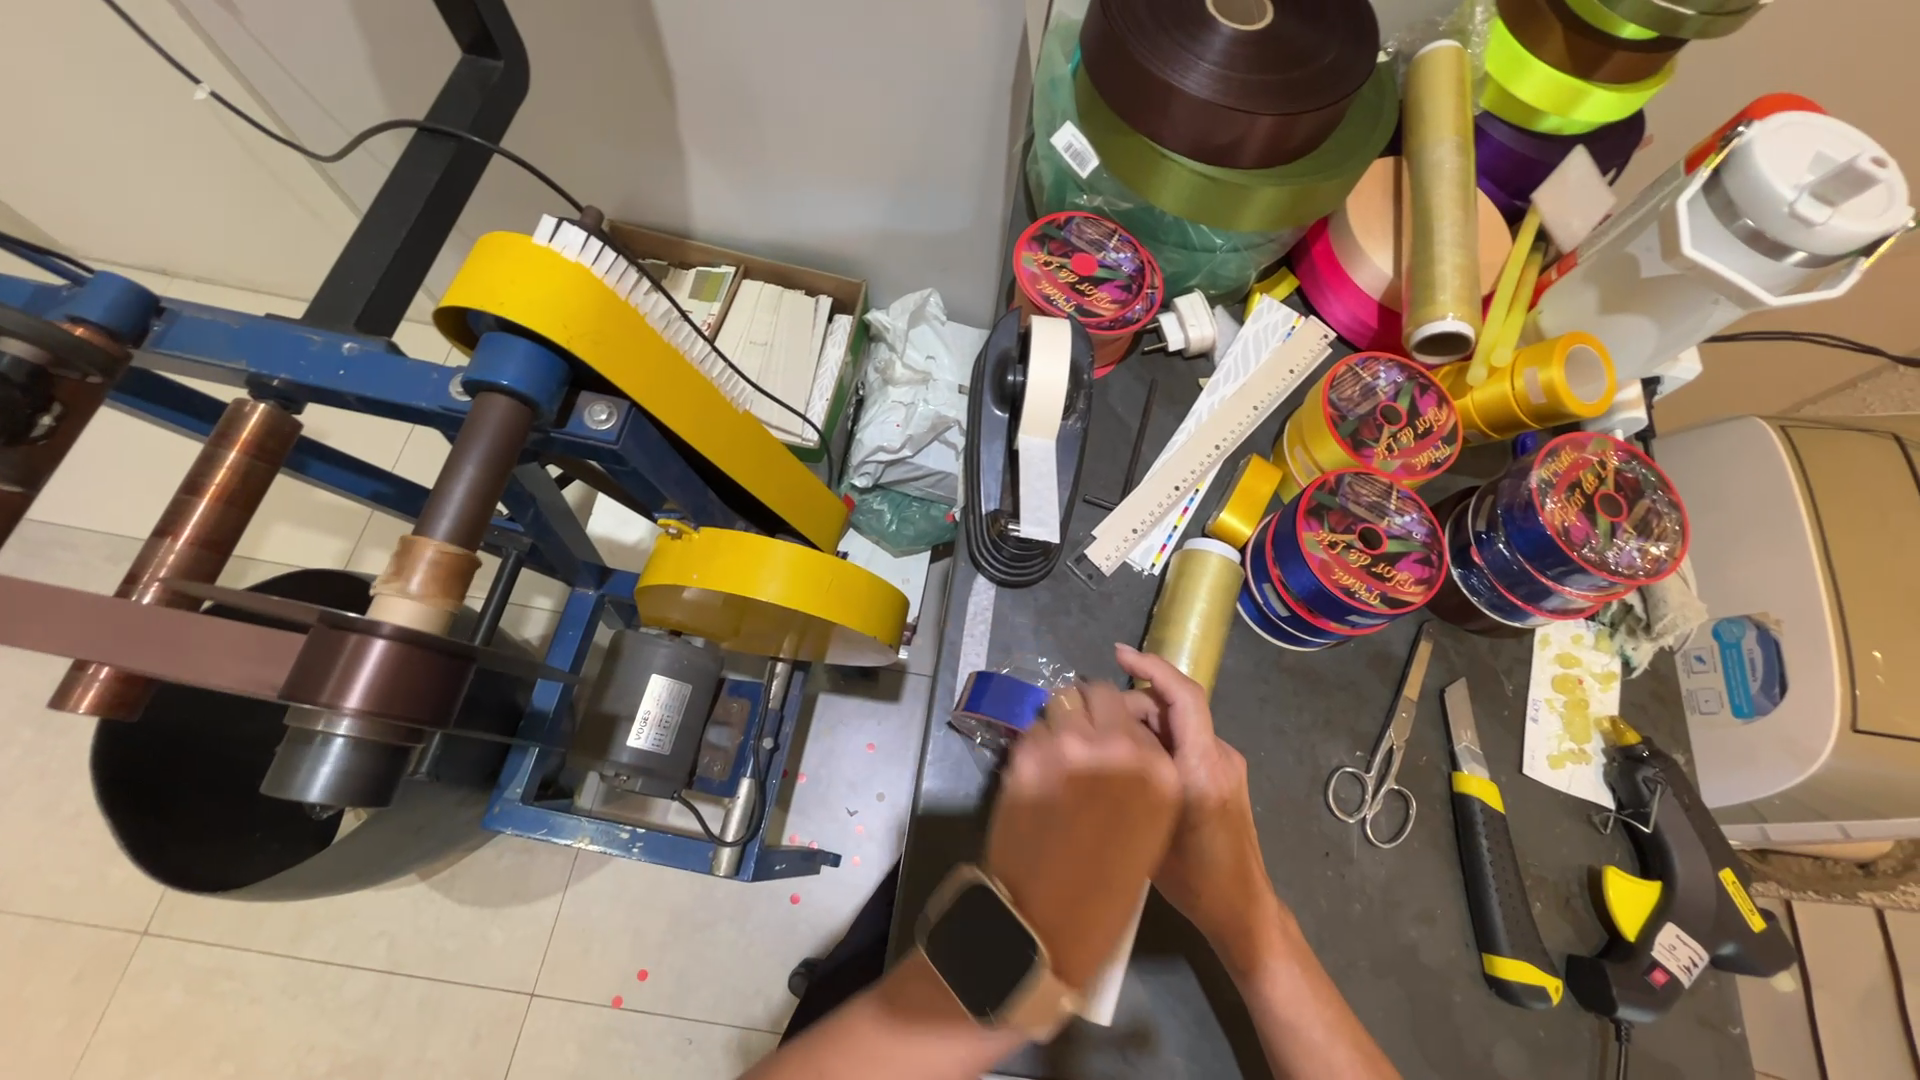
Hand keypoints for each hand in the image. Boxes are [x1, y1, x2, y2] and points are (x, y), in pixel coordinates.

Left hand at [982, 679, 1181, 991]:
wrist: (1046, 924)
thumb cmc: (1106, 889)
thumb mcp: (1150, 829)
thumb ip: (1141, 775)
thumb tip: (1118, 739)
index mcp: (1159, 771)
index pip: (1134, 705)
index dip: (1115, 712)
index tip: (1104, 724)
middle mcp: (1117, 749)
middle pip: (1094, 691)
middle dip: (1085, 705)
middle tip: (1076, 729)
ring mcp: (1068, 749)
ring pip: (1057, 702)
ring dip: (1056, 720)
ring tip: (1054, 751)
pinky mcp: (1026, 758)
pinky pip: (1030, 730)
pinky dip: (1032, 743)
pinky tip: (1033, 772)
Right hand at [1115, 643, 1284, 975]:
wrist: (1241, 909)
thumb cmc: (1194, 877)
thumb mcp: (1150, 827)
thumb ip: (1136, 777)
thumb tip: (1105, 741)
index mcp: (1203, 764)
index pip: (1184, 695)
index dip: (1152, 668)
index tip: (1118, 654)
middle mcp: (1220, 755)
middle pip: (1173, 708)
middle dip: (1133, 704)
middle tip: (1093, 720)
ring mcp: (1225, 765)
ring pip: (1177, 727)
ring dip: (1143, 726)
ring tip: (1106, 744)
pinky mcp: (1224, 777)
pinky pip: (1185, 744)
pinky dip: (1157, 743)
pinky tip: (1130, 764)